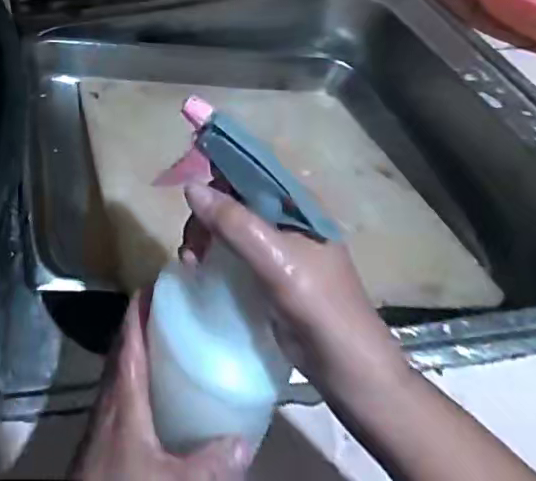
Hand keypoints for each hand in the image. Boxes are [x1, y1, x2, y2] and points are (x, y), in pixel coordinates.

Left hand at [70, 286, 253, 480]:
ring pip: (119, 367)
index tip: (163, 281)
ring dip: (139, 347)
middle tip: (177, 307)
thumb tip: (245, 440)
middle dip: (145, 321)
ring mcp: (101, 415)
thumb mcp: (174, 480)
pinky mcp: (100, 435)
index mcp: (123, 391)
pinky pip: (119, 389)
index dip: (142, 304)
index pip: (130, 333)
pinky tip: (157, 390)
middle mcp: (108, 394)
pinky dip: (136, 375)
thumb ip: (210, 462)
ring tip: (171, 340)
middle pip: (124, 344)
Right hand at [180, 182, 410, 402]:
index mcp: (297, 200)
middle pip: (234, 195)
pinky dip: (211, 253)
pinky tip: (197, 269)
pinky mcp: (268, 271)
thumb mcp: (275, 260)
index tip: (188, 184)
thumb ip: (234, 223)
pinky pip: (232, 250)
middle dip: (207, 211)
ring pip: (229, 223)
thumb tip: (191, 186)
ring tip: (191, 261)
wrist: (347, 368)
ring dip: (204, 234)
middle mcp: (286, 214)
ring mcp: (277, 244)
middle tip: (192, 243)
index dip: (219, 167)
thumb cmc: (319, 304)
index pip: (252, 167)